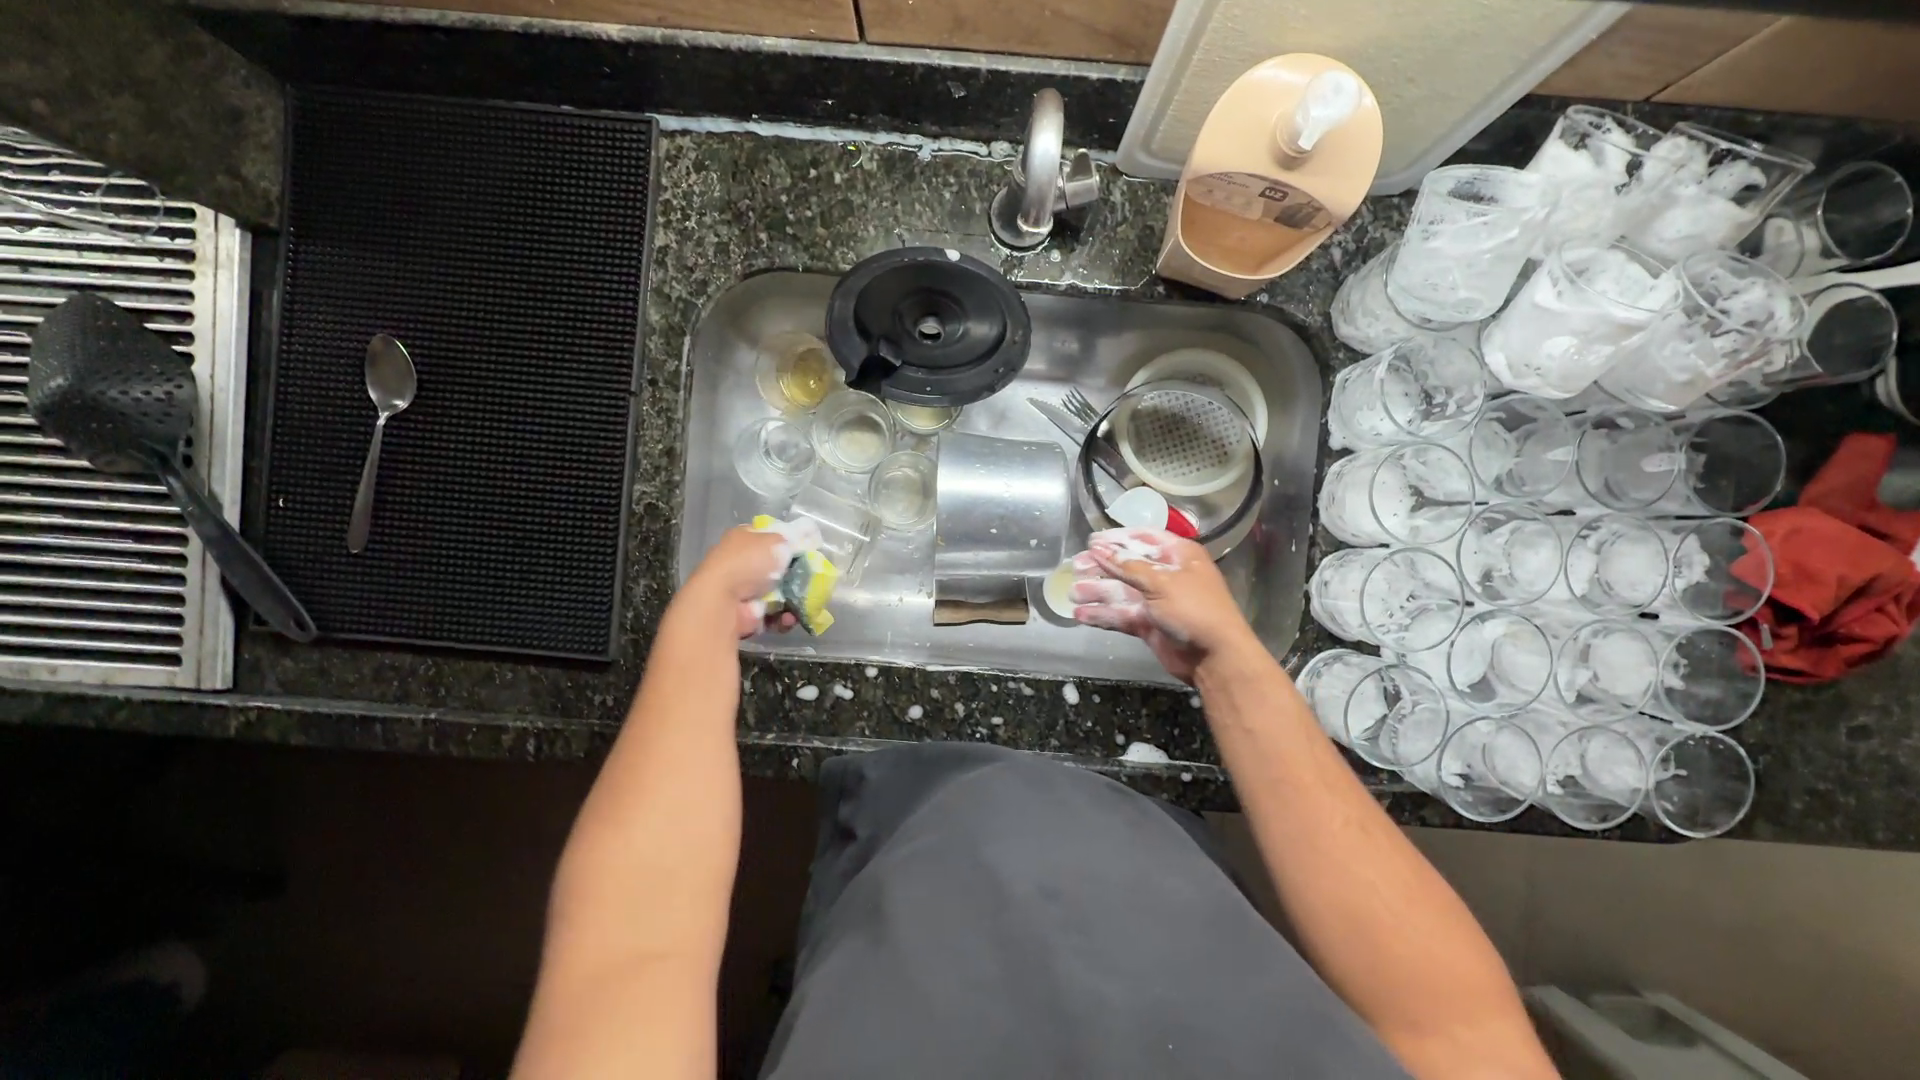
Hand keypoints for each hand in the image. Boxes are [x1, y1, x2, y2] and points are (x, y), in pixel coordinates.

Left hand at [682, 521, 818, 638]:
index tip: (806, 552)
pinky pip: (772, 614)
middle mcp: (741, 563)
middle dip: (796, 577)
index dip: (788, 543)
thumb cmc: (749, 563)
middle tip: (811, 581)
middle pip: (777, 568)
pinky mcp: (746, 614)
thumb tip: (807, 536)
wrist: (723, 601)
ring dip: (793, 600)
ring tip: (802, 605)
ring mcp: (743, 590)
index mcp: (744, 539)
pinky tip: (788, 618)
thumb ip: (795, 539)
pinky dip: (782, 618)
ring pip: (779, 594)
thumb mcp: (777, 541)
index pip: (769, 537)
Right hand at [1070, 527, 1257, 682]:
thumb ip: (1127, 566)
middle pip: (1127, 565)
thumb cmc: (1194, 609)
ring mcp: (1156, 601)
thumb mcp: (1161, 582)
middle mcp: (1166, 575)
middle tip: (1075, 568)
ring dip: (1097, 592)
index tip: (1091, 541)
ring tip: (1072, 594)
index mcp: (1178, 555)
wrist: (1215, 657)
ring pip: (1120, 592)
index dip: (1117, 539)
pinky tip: (1081, 615)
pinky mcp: (1148, 624)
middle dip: (1101, 567)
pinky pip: (1121, 615)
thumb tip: (1098, 549)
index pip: (1144, 538)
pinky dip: (1102, 614)